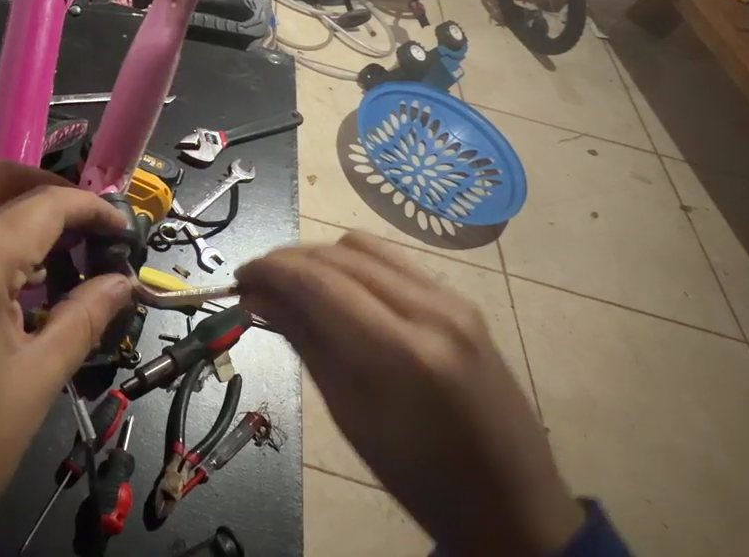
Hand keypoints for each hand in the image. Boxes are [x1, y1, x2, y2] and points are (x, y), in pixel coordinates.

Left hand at [0, 162, 133, 556]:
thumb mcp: (35, 381)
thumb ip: (83, 318)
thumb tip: (123, 283)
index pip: (45, 207)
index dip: (92, 210)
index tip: (126, 231)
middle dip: (50, 191)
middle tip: (90, 226)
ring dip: (15, 211)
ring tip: (61, 251)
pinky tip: (14, 277)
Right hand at [237, 231, 581, 555]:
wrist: (510, 501)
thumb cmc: (417, 475)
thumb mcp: (349, 412)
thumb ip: (304, 340)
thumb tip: (256, 296)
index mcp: (399, 351)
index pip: (315, 281)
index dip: (268, 271)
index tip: (238, 280)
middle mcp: (428, 310)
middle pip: (336, 257)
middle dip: (287, 262)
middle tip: (255, 284)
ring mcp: (451, 299)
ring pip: (362, 247)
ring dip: (318, 257)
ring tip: (292, 284)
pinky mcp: (461, 300)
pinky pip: (392, 260)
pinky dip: (352, 263)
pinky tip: (335, 287)